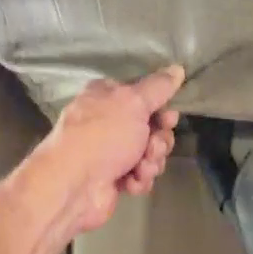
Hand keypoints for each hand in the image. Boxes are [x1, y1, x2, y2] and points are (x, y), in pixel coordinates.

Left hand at [31, 66, 183, 235]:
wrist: (74, 185)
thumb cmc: (102, 136)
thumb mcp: (133, 102)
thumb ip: (158, 87)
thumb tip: (178, 68)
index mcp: (107, 96)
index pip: (145, 96)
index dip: (161, 110)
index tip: (168, 119)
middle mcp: (108, 121)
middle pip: (153, 128)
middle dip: (158, 142)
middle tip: (151, 148)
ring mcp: (111, 151)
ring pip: (150, 154)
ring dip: (151, 163)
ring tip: (139, 169)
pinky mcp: (114, 177)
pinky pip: (140, 176)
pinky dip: (138, 180)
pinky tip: (129, 182)